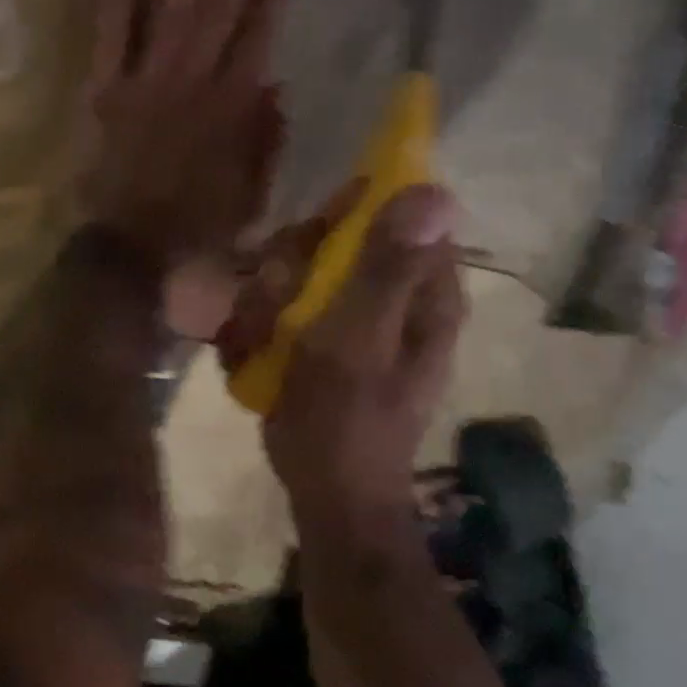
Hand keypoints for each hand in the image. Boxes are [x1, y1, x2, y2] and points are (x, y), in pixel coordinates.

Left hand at [79, 0, 286, 264]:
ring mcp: (145, 84)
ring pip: (171, 9)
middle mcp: (194, 86)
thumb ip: (267, 140)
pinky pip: (109, 35)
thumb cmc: (197, 229)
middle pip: (220, 8)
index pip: (259, 38)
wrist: (130, 252)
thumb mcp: (253, 196)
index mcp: (235, 112)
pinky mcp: (103, 91)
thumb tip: (276, 87)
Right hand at [219, 184, 466, 520]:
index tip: (305, 248)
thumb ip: (386, 269)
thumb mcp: (361, 340)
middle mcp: (395, 296)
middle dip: (290, 268)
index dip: (343, 215)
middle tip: (272, 307)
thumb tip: (433, 192)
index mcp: (423, 291)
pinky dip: (263, 329)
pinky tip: (254, 356)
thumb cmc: (347, 421)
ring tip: (256, 342)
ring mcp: (357, 321)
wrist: (329, 494)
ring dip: (266, 303)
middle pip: (336, 240)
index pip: (393, 212)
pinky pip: (286, 309)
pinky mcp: (326, 343)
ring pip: (301, 274)